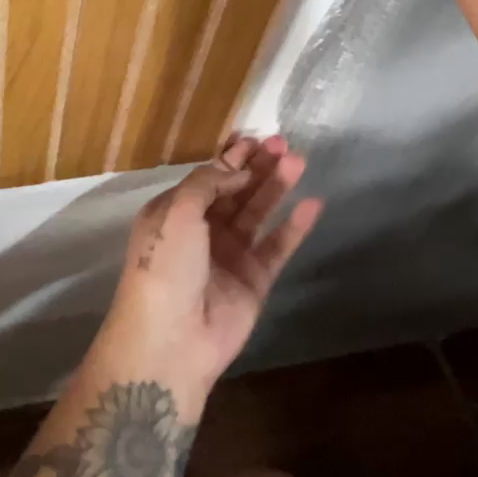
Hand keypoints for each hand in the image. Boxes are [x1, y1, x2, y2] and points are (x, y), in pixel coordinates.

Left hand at [90, 136, 322, 398]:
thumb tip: (235, 168)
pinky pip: (277, 246)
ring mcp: (229, 255)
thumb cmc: (165, 264)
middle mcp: (201, 230)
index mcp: (173, 212)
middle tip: (284, 143)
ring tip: (299, 161)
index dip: (230, 157)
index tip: (255, 138)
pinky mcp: (254, 281)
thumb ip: (208, 184)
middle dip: (257, 166)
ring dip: (276, 187)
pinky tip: (313, 204)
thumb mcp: (177, 212)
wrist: (172, 338)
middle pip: (235, 191)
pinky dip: (294, 227)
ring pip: (257, 213)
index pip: (207, 177)